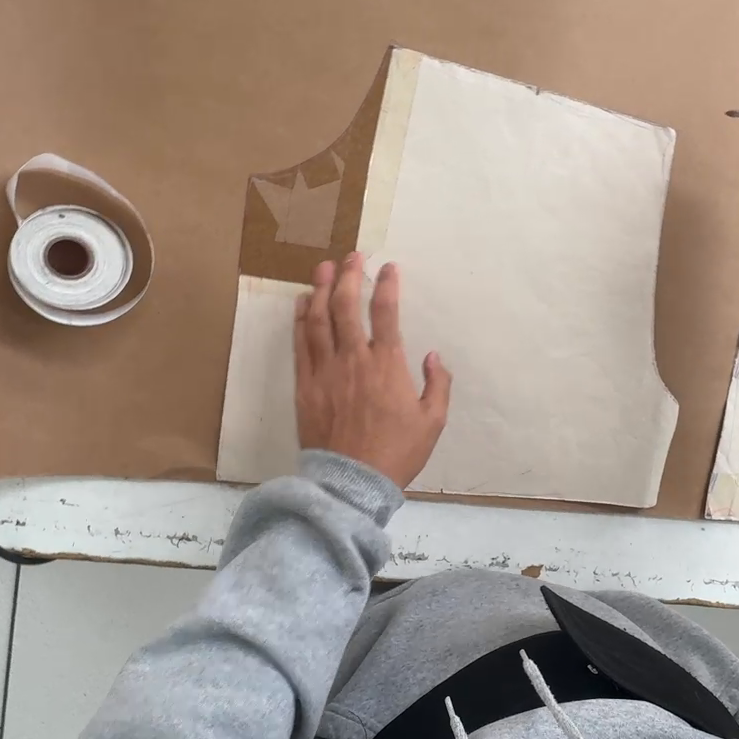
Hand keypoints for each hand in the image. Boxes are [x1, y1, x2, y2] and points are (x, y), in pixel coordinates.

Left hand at [294, 253, 451, 487]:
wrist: (352, 483)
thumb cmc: (397, 453)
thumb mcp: (433, 422)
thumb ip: (437, 384)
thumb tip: (431, 356)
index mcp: (387, 365)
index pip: (386, 312)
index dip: (387, 284)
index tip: (389, 266)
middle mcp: (354, 360)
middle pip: (346, 305)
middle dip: (349, 274)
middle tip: (352, 255)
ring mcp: (325, 371)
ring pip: (318, 319)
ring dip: (320, 288)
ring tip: (323, 267)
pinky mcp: (306, 386)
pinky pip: (301, 344)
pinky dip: (300, 319)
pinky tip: (301, 303)